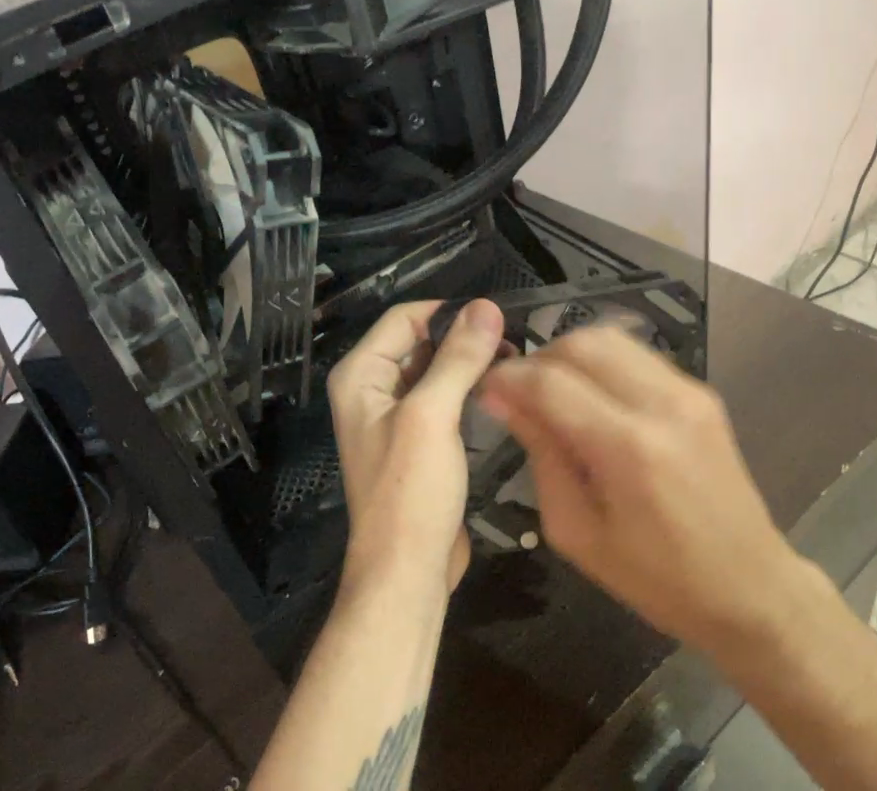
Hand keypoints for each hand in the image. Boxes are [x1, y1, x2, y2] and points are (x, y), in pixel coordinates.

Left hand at [325, 299, 506, 595]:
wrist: (407, 568)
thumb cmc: (409, 491)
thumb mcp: (432, 417)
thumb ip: (456, 360)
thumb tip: (485, 307)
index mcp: (359, 375)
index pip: (403, 318)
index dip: (448, 313)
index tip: (498, 319)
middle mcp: (371, 389)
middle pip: (419, 343)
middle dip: (463, 339)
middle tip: (516, 343)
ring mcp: (394, 416)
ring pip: (434, 371)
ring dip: (469, 365)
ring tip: (516, 364)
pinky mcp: (417, 440)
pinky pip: (442, 400)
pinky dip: (468, 392)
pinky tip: (500, 392)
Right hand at [479, 325, 816, 654]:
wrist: (750, 590)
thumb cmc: (655, 578)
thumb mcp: (576, 531)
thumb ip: (540, 455)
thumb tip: (502, 400)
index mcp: (628, 449)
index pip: (549, 382)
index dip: (506, 378)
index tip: (484, 391)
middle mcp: (662, 405)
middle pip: (579, 343)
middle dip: (537, 361)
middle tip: (518, 394)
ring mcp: (688, 393)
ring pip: (608, 337)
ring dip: (568, 356)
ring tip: (551, 393)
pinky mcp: (701, 394)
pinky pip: (635, 355)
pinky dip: (600, 364)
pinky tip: (590, 399)